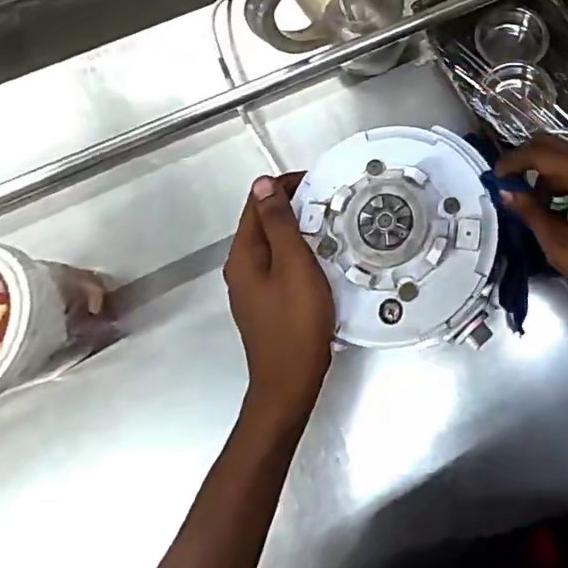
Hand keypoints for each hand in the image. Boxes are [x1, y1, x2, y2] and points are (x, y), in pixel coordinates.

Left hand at [224, 172, 334, 424]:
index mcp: (243, 253)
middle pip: (261, 221)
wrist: (289, 384)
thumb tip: (262, 184)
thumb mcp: (293, 266)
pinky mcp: (264, 302)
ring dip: (295, 228)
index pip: (256, 202)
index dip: (283, 186)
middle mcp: (240, 266)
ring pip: (271, 242)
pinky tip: (316, 258)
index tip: (316, 182)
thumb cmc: (295, 323)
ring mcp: (251, 286)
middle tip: (326, 202)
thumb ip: (279, 223)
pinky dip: (295, 251)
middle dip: (291, 204)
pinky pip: (277, 263)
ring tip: (326, 225)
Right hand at [495, 135, 567, 318]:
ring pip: (559, 157)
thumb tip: (505, 191)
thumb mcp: (557, 243)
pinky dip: (553, 180)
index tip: (494, 178)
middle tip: (506, 183)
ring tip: (525, 201)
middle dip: (523, 161)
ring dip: (538, 172)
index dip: (512, 162)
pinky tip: (546, 205)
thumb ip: (530, 212)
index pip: (538, 154)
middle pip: (549, 146)